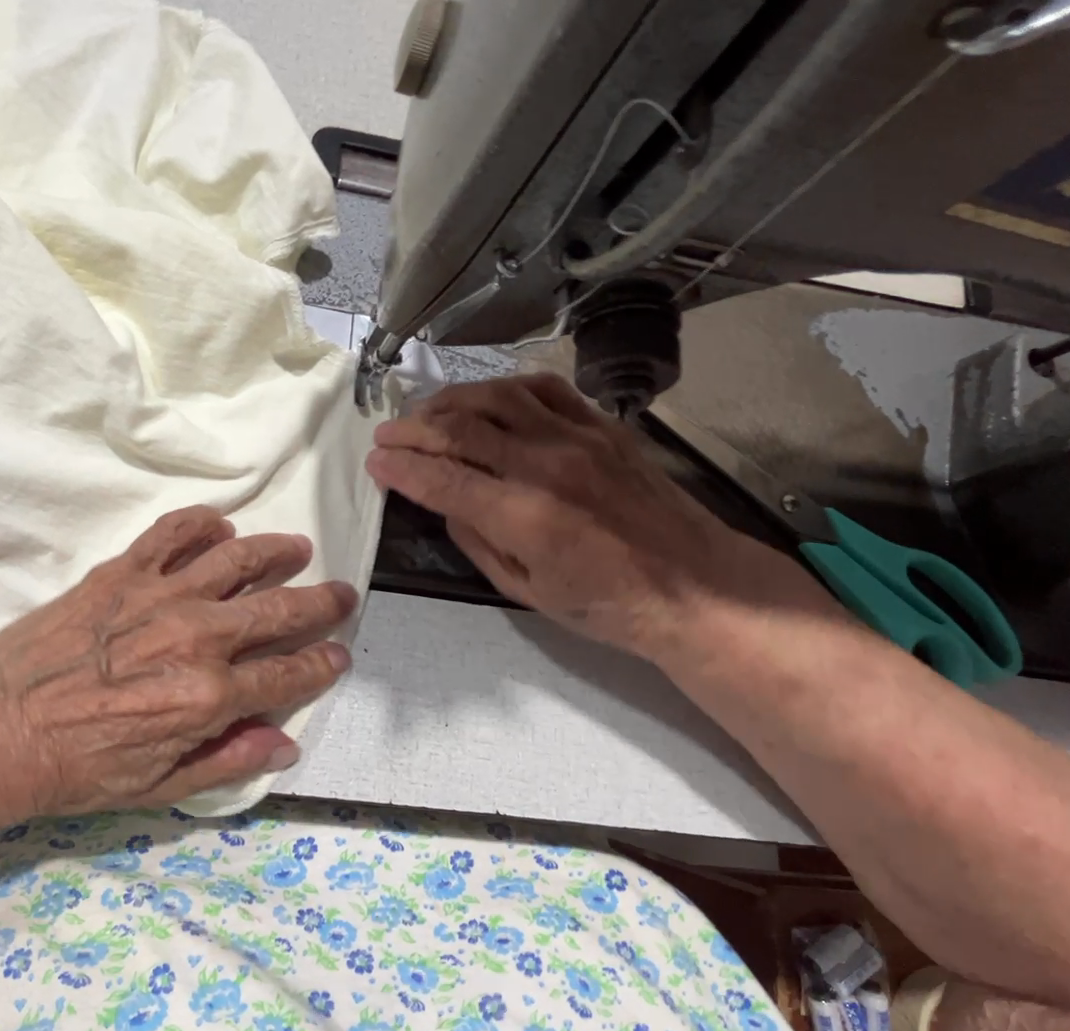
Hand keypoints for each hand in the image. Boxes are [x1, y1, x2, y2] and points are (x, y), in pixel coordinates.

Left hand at [0, 506, 356, 819]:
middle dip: (321, 602)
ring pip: (238, 559)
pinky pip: (174, 532)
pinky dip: (203, 523)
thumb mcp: (158, 788)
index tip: (338, 654)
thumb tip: (285, 745)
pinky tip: (219, 526)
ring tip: (296, 548)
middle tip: (341, 593)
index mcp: (210, 697)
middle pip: (279, 611)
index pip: (290, 675)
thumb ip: (227, 762)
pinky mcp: (123, 570)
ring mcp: (161, 596)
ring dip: (276, 551)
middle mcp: (197, 638)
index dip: (322, 664)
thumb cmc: (76, 768)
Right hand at [365, 373, 831, 661]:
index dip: (400, 468)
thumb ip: (476, 542)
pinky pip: (543, 389)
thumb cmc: (605, 605)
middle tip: (386, 435)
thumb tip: (445, 503)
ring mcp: (577, 438)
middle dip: (412, 430)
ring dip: (451, 401)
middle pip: (460, 429)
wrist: (694, 585)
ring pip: (496, 398)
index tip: (375, 463)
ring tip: (427, 413)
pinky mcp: (602, 426)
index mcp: (523, 516)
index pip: (442, 478)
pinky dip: (504, 387)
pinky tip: (486, 398)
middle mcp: (545, 466)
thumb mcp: (525, 591)